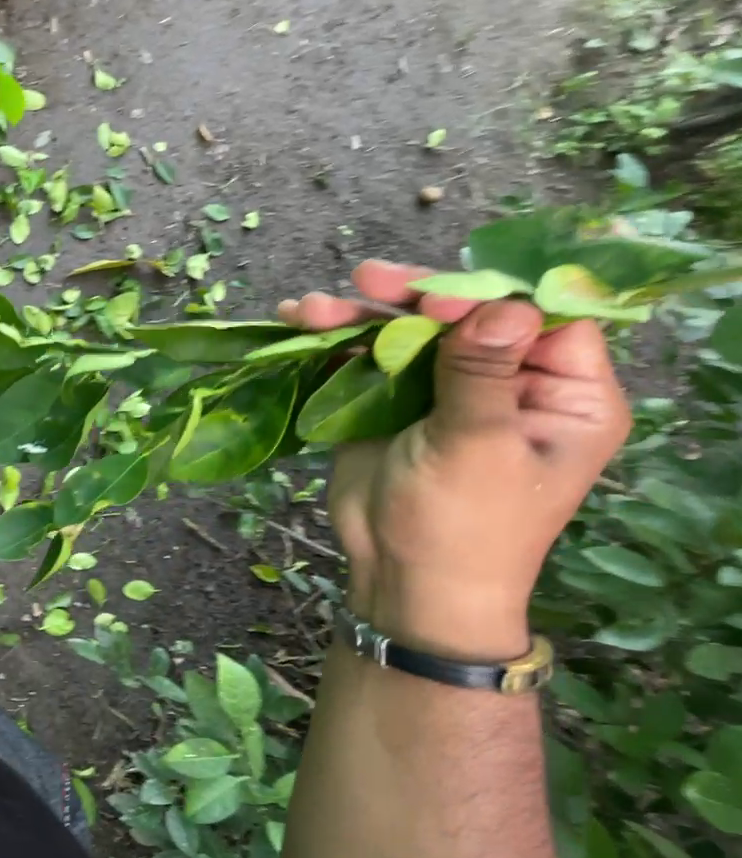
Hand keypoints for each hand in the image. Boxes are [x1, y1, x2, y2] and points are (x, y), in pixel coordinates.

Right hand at [281, 260, 630, 661]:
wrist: (402, 578)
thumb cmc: (463, 523)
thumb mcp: (477, 447)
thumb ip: (482, 373)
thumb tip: (501, 305)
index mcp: (560, 395)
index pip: (540, 319)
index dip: (489, 296)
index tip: (434, 296)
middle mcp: (504, 383)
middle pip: (461, 316)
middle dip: (411, 296)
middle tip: (367, 279)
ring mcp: (440, 392)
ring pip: (404, 333)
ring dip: (357, 316)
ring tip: (308, 309)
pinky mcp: (388, 404)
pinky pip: (362, 359)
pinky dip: (330, 340)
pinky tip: (296, 322)